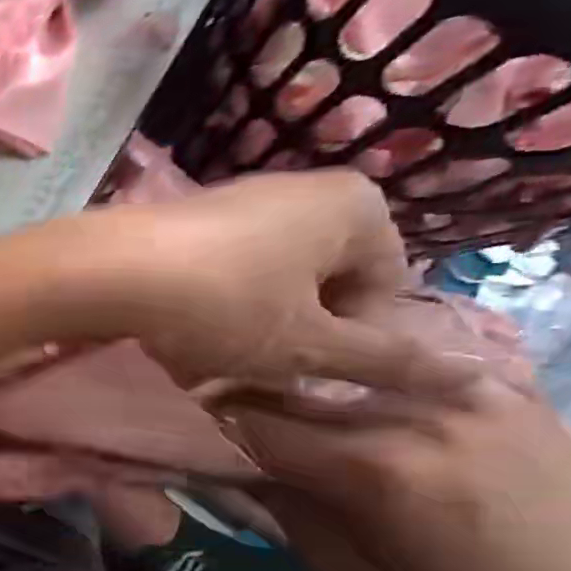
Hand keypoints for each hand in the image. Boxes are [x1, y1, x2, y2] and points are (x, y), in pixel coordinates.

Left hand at [70, 169, 475, 394]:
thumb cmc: (222, 303)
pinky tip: (172, 339)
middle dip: (294, 335)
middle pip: (318, 283)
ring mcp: (226, 203)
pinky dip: (199, 309)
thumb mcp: (310, 346)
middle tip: (259, 370)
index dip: (355, 339)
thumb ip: (387, 361)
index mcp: (352, 205)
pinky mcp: (170, 223)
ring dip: (243, 329)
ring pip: (259, 283)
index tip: (309, 368)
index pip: (384, 284)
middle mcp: (292, 191)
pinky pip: (208, 274)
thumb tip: (471, 379)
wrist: (99, 272)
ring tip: (209, 359)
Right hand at [223, 376, 570, 570]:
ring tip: (270, 389)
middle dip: (237, 391)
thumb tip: (215, 461)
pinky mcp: (497, 385)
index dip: (198, 418)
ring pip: (335, 366)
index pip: (246, 420)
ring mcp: (463, 390)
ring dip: (293, 378)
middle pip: (286, 383)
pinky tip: (343, 387)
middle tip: (206, 400)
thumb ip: (277, 505)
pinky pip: (396, 364)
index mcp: (373, 469)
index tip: (167, 418)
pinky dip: (354, 374)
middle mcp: (414, 413)